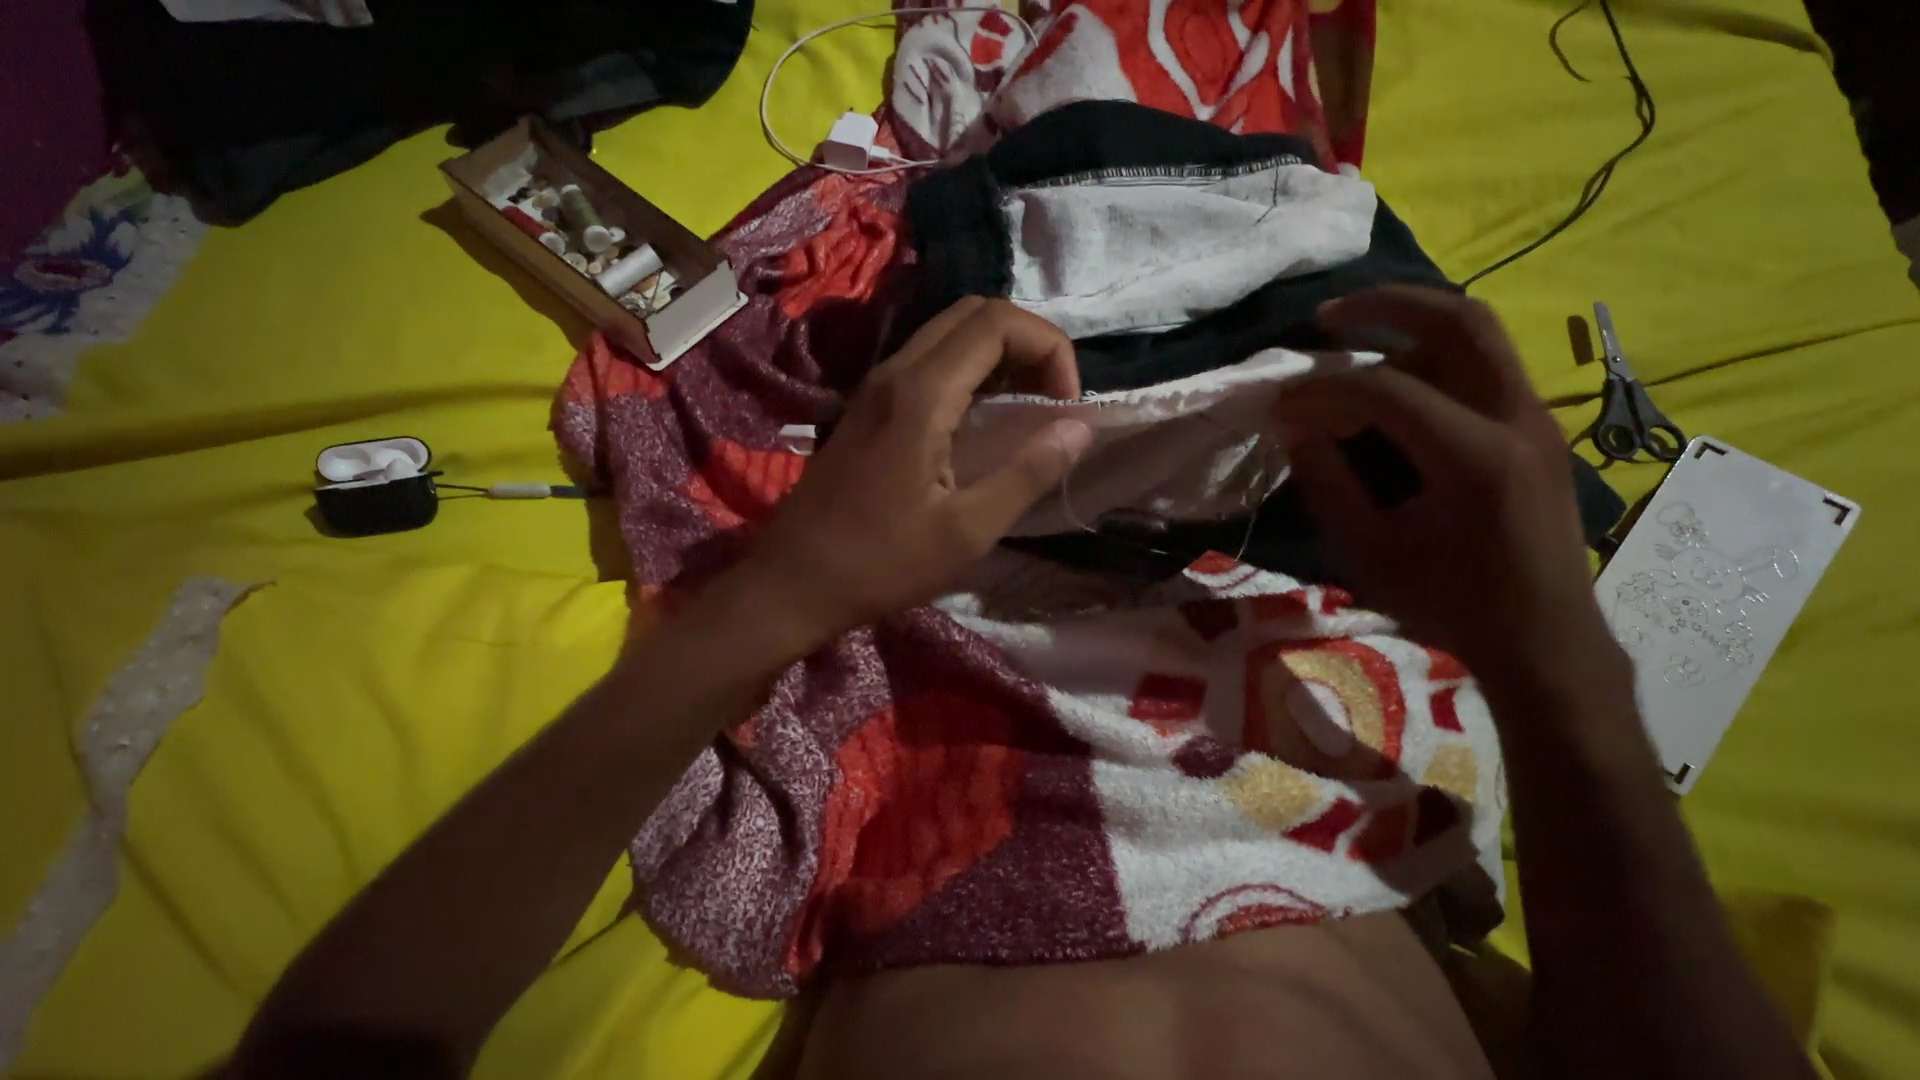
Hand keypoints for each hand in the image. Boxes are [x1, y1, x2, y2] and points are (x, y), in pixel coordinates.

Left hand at [726, 297, 1093, 655]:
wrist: (794, 581)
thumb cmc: (881, 563)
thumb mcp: (967, 532)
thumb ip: (1028, 473)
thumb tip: (1080, 428)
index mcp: (921, 394)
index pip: (998, 322)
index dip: (1049, 348)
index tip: (1066, 406)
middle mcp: (895, 372)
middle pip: (974, 312)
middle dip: (1028, 341)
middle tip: (1052, 399)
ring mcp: (876, 386)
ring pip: (948, 332)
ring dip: (999, 354)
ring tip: (1028, 408)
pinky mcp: (868, 406)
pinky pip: (928, 360)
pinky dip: (969, 370)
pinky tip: (983, 420)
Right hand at [1276, 287, 1613, 679]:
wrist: (1545, 639)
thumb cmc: (1450, 603)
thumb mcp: (1368, 550)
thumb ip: (1326, 479)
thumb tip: (1294, 423)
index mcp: (1474, 457)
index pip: (1386, 389)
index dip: (1324, 388)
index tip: (1283, 400)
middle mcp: (1517, 419)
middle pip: (1461, 321)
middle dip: (1388, 305)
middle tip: (1329, 315)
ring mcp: (1537, 420)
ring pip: (1477, 339)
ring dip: (1412, 334)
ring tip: (1355, 356)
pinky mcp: (1538, 431)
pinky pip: (1485, 369)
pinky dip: (1435, 362)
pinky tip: (1397, 391)